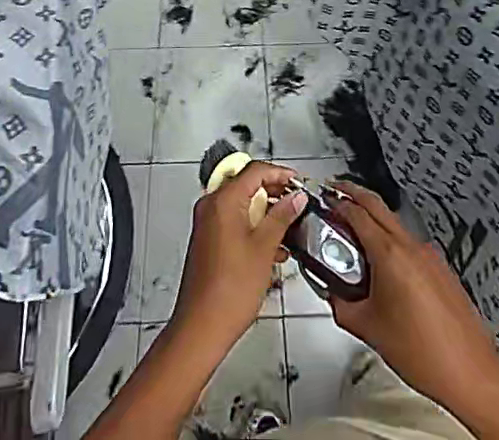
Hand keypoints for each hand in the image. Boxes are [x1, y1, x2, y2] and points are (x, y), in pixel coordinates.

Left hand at [173, 161, 305, 349]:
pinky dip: (253, 226)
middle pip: (246, 184)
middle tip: (294, 200)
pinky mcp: (208, 241)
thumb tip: (295, 198)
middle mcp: (210, 208)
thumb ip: (282, 216)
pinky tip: (273, 245)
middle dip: (273, 191)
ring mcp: (207, 225)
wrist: (202, 327)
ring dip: (265, 210)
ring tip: (287, 224)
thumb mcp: (265, 247)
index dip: (280, 173)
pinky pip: (233, 221)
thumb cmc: (228, 292)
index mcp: (223, 202)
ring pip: (241, 204)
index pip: (255, 171)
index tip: (296, 182)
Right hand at [327, 182, 498, 406]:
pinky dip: (392, 244)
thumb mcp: (367, 328)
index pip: (358, 213)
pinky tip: (384, 268)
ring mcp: (430, 255)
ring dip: (374, 221)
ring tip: (355, 238)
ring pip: (395, 225)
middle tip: (338, 194)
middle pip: (378, 206)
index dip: (339, 201)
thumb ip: (342, 304)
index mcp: (390, 255)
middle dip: (355, 195)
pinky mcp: (440, 268)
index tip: (327, 199)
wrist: (466, 371)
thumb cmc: (424, 353)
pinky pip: (410, 245)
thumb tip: (334, 294)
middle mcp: (412, 247)